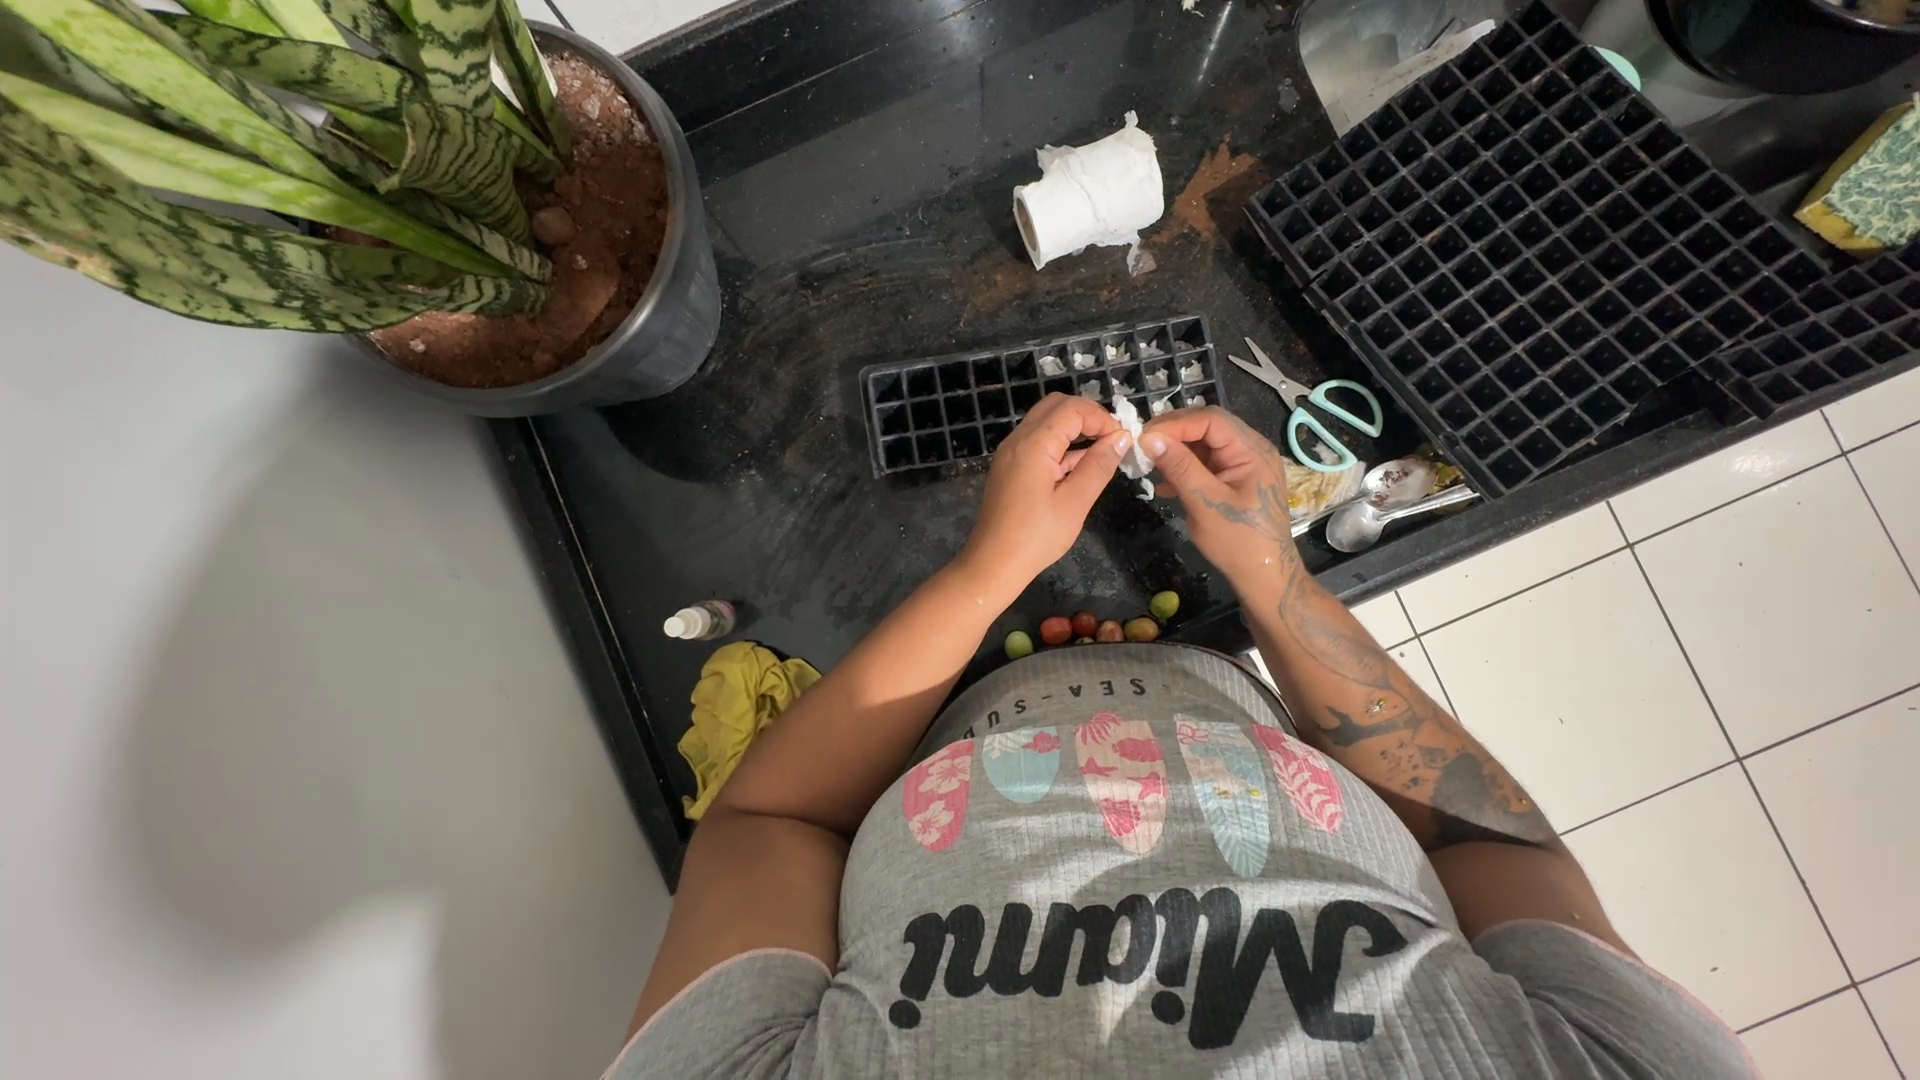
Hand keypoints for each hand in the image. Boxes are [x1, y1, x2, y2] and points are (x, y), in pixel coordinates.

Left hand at [956, 393, 1131, 600]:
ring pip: (1045, 423)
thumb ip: (1098, 466)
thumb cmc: (1036, 537)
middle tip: (1112, 441)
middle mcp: (1017, 440)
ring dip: (1074, 431)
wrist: (992, 564)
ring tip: (1101, 455)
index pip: (1072, 409)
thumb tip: (1121, 438)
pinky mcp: (1009, 467)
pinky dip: (1060, 446)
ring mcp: (1010, 453)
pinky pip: (1037, 442)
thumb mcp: (1075, 503)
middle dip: (1088, 417)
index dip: (1101, 418)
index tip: (1122, 441)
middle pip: (1056, 407)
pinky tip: (1079, 469)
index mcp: (1032, 445)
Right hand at [1140, 406, 1300, 599]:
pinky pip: (1207, 463)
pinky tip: (1165, 486)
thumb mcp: (1205, 503)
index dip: (1175, 424)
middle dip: (1174, 434)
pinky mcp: (1235, 480)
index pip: (1210, 420)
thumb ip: (1179, 467)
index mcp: (1252, 451)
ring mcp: (1244, 465)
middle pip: (1208, 427)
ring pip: (1205, 445)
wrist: (1263, 576)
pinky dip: (1184, 468)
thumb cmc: (1238, 542)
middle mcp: (1251, 450)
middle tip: (1143, 447)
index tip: (1143, 437)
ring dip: (1176, 452)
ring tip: (1150, 465)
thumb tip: (1148, 438)